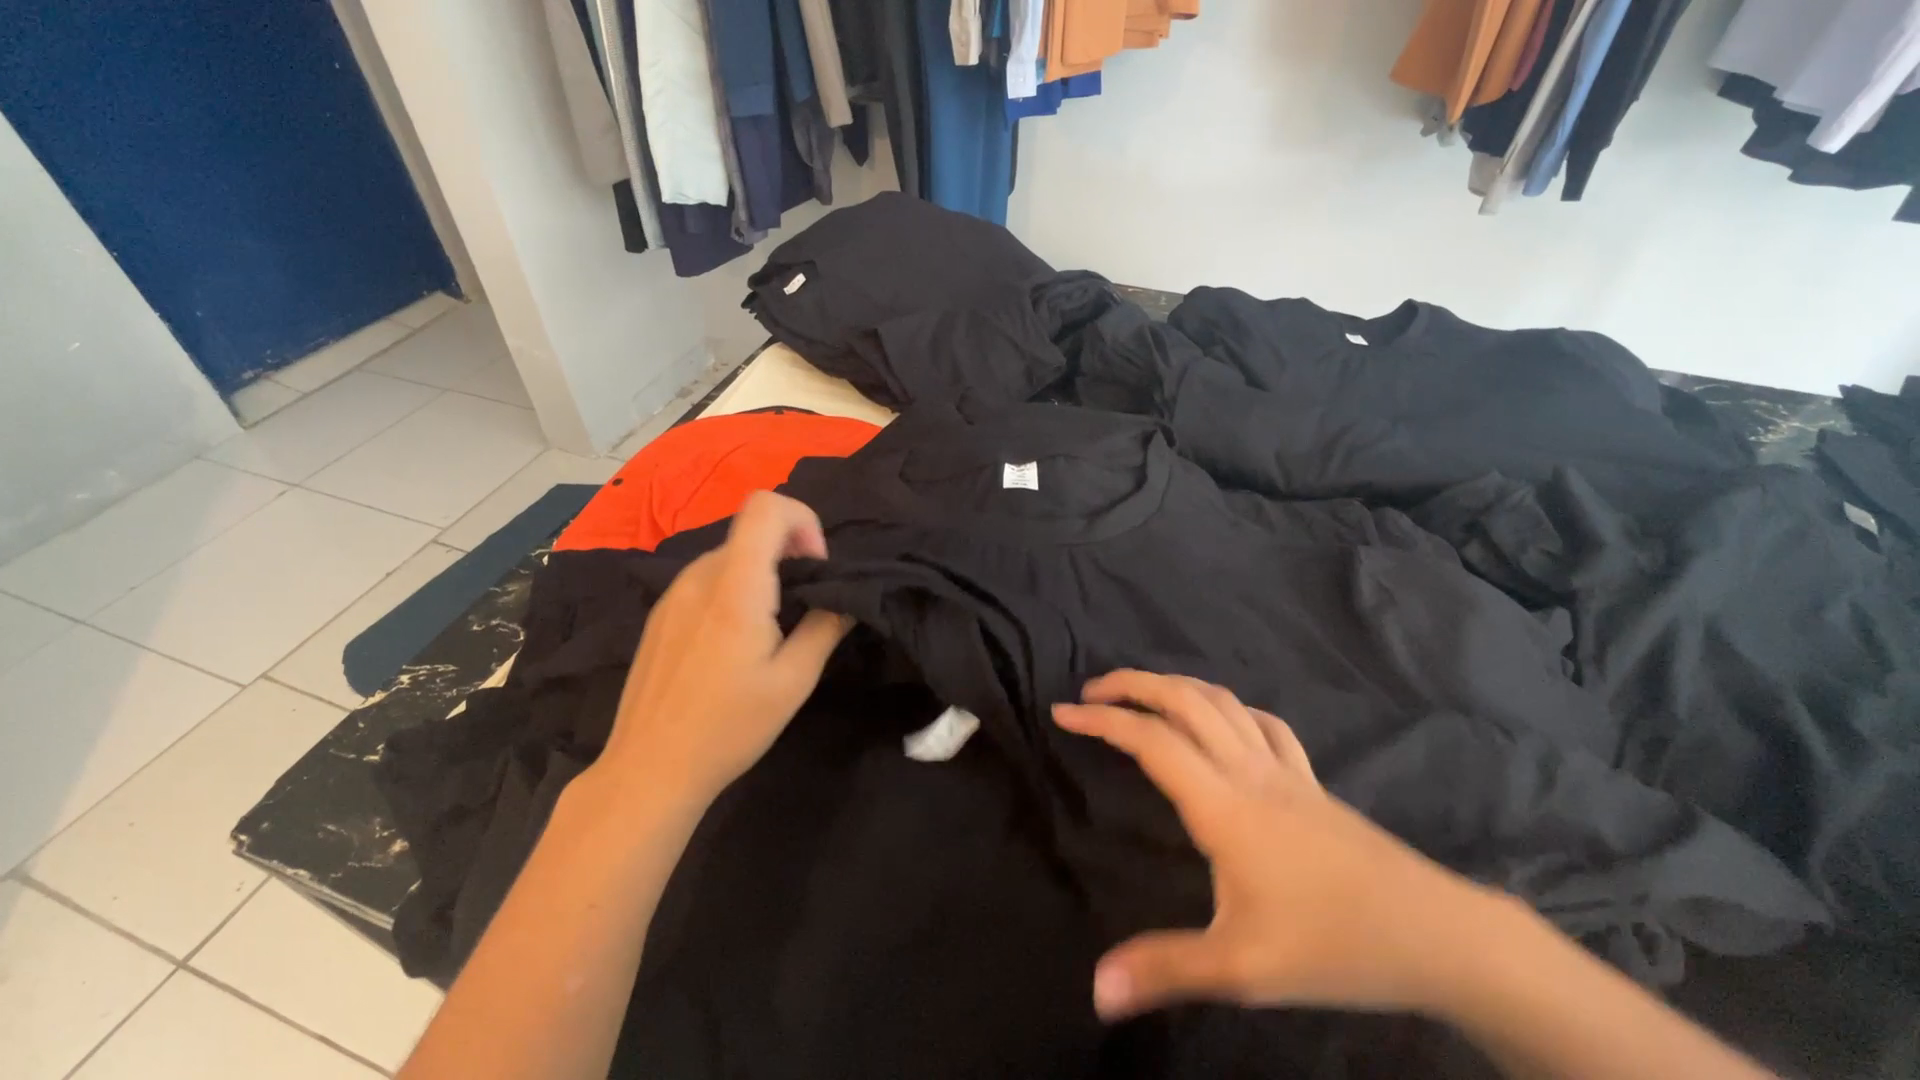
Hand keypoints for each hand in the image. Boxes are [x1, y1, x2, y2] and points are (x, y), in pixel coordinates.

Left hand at [591, 491, 852, 809]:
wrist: (649, 767)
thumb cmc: (729, 728)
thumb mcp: (793, 682)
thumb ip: (825, 627)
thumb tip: (846, 596)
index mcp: (734, 587)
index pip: (766, 506)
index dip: (803, 521)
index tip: (817, 569)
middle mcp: (698, 577)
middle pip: (751, 532)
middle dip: (788, 556)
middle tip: (804, 610)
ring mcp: (672, 594)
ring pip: (729, 557)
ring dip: (761, 575)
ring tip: (770, 633)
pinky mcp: (660, 614)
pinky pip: (706, 581)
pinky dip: (733, 591)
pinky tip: (733, 646)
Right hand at [1053, 671, 1501, 1020]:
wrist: (1437, 935)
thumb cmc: (1335, 947)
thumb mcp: (1243, 969)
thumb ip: (1165, 970)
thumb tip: (1095, 990)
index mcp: (1225, 806)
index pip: (1152, 741)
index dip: (1103, 720)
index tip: (1062, 713)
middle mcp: (1252, 774)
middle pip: (1188, 701)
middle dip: (1135, 684)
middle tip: (1092, 689)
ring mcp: (1288, 774)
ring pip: (1226, 703)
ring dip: (1179, 687)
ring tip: (1144, 696)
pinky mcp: (1314, 784)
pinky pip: (1265, 725)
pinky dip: (1230, 708)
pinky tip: (1226, 724)